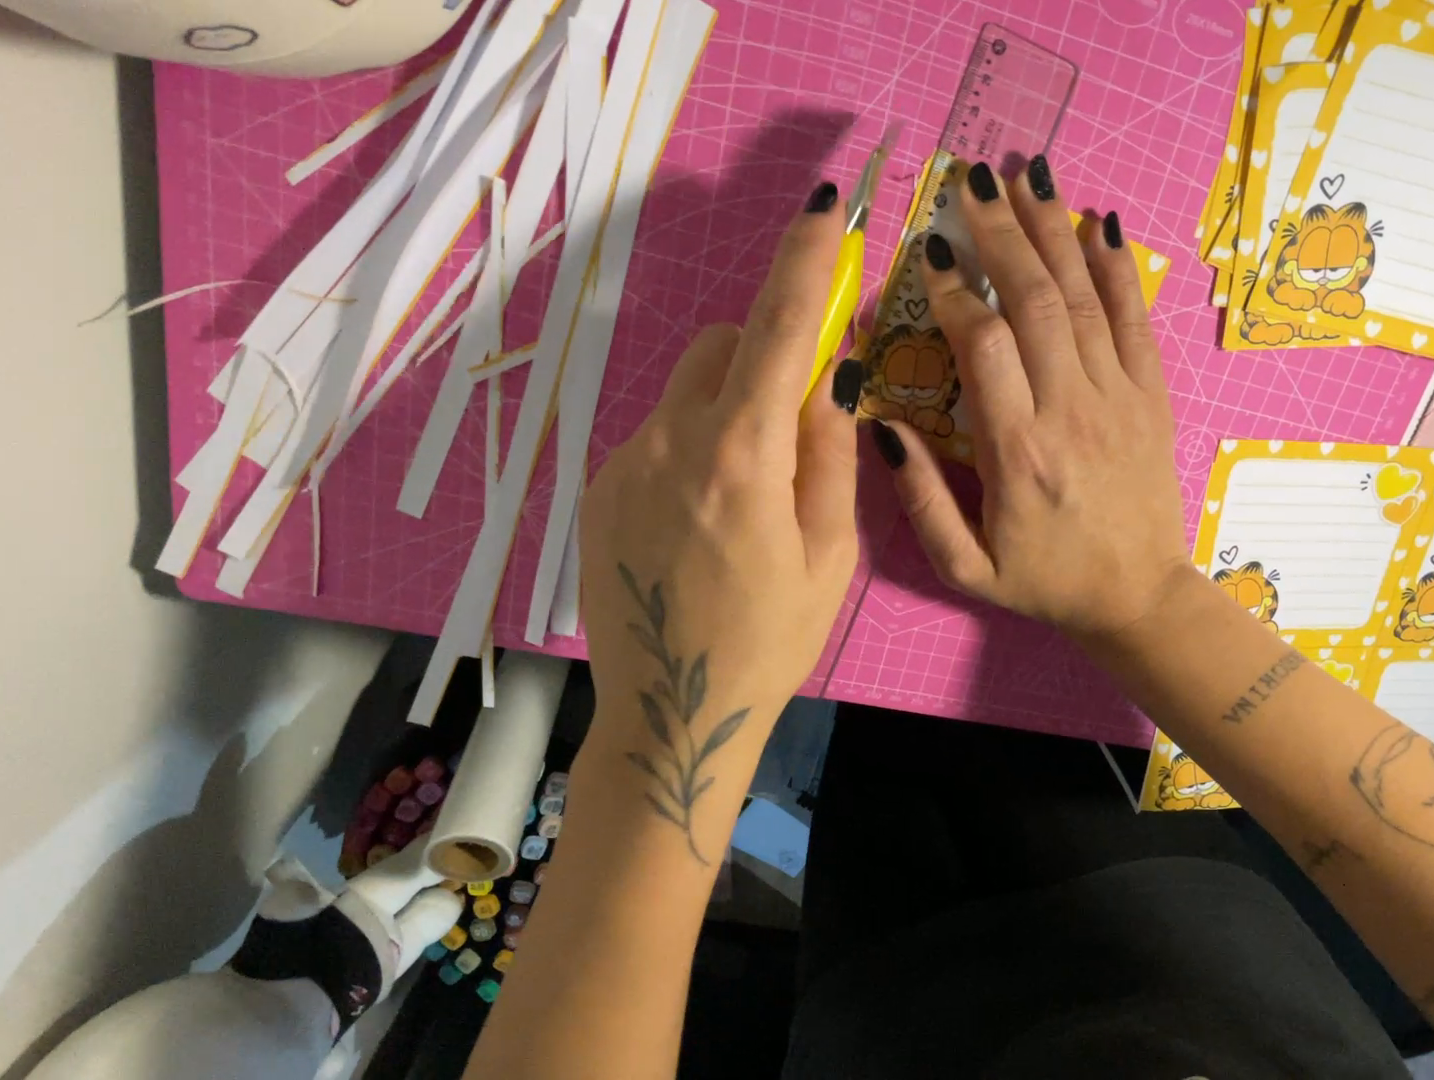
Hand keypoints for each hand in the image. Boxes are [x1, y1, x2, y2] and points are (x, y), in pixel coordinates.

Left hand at [580, 183, 859, 742]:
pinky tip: (704, 518)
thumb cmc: (771, 640)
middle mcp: (670, 442)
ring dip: (728, 405)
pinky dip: (693, 445)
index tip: (821, 206)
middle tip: (797, 415)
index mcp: (740, 458)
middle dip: (764, 353)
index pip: (775, 330)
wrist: (673, 710)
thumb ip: (831, 451)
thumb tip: (833, 370)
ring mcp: (625, 464)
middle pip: (721, 347)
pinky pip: (659, 436)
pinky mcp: (600, 489)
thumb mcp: (830, 554)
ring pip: (687, 392)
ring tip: (749, 489)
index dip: (802, 261)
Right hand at [875, 157, 1189, 643]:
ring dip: (1052, 229)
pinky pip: (1134, 317)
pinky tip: (1097, 222)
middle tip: (972, 180)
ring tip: (1026, 175)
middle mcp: (1070, 412)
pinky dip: (1116, 266)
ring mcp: (1118, 398)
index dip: (956, 291)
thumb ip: (920, 499)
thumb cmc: (1044, 582)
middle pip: (1033, 301)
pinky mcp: (1150, 396)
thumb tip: (881, 429)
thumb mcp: (964, 566)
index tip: (934, 251)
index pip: (983, 347)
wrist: (1137, 598)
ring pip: (1082, 296)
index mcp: (1017, 453)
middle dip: (1001, 232)